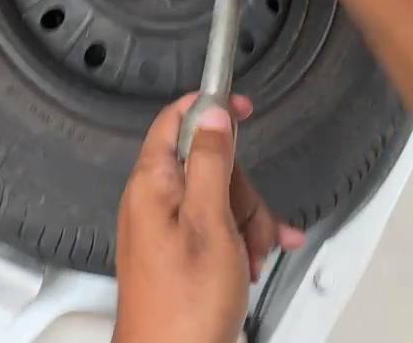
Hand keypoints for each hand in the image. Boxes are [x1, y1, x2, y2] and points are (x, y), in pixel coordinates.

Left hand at [115, 94, 304, 342]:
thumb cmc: (185, 304)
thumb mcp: (210, 223)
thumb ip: (212, 162)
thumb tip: (212, 113)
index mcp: (153, 182)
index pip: (176, 119)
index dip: (210, 108)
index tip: (242, 108)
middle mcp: (156, 198)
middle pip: (208, 162)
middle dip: (241, 190)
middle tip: (248, 223)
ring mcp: (168, 227)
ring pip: (220, 197)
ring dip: (247, 222)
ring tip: (252, 258)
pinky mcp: (180, 252)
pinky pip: (216, 227)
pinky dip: (240, 240)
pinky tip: (258, 260)